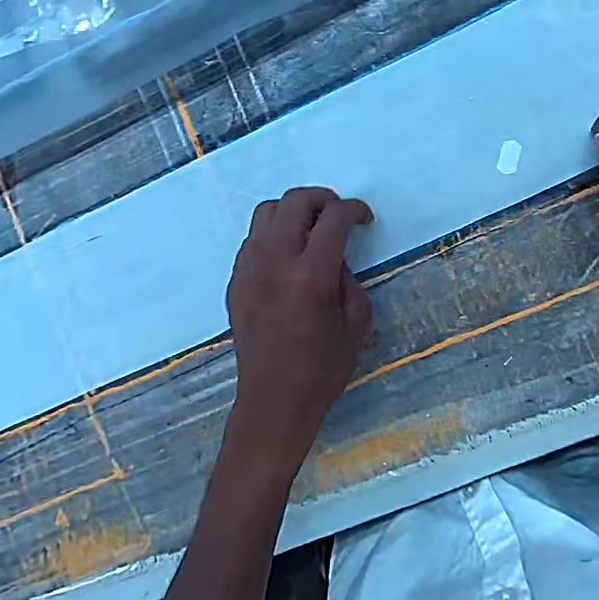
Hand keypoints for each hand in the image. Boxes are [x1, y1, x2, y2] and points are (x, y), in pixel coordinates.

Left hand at [225, 186, 374, 463]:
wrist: (273, 400)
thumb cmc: (322, 368)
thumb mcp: (356, 322)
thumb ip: (349, 277)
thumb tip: (335, 253)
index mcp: (311, 275)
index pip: (333, 218)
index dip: (353, 209)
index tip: (363, 217)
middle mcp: (275, 261)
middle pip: (295, 202)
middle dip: (323, 199)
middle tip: (337, 214)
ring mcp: (249, 268)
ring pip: (267, 211)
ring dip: (293, 211)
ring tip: (310, 228)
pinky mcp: (235, 279)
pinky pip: (252, 238)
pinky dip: (273, 233)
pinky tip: (287, 254)